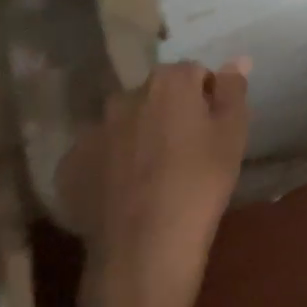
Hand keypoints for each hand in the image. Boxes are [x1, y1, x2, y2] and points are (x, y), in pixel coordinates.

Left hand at [67, 60, 250, 306]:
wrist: (144, 246)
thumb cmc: (200, 183)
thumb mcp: (233, 135)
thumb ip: (233, 91)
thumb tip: (236, 59)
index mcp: (168, 83)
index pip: (193, 73)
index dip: (207, 97)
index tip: (214, 128)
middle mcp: (125, 97)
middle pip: (155, 95)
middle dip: (169, 113)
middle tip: (187, 151)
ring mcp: (92, 131)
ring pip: (124, 124)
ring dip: (138, 137)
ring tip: (154, 174)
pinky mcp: (69, 166)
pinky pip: (98, 155)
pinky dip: (111, 165)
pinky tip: (126, 193)